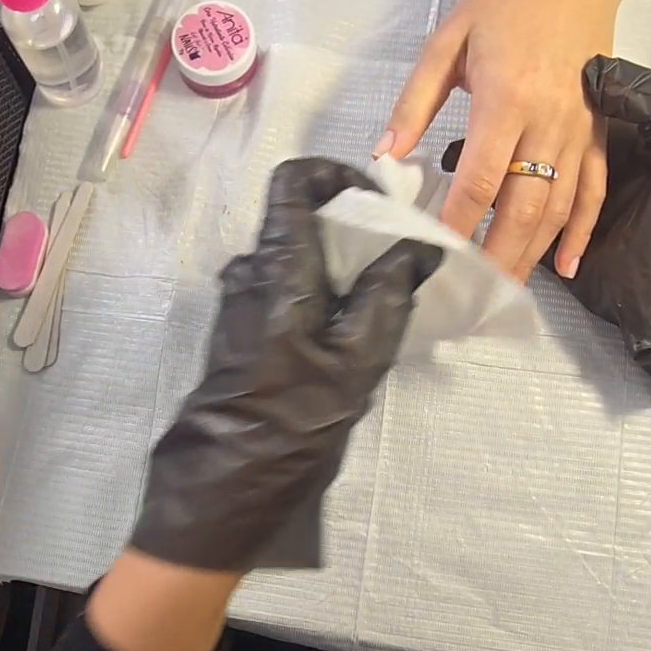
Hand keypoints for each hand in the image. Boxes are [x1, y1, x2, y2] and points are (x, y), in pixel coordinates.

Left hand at [128, 159, 442, 572]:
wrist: (231, 474)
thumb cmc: (295, 413)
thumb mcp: (358, 356)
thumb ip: (387, 293)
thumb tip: (419, 249)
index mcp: (277, 263)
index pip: (294, 180)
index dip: (337, 176)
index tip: (377, 205)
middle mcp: (250, 268)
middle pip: (301, 218)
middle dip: (353, 229)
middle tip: (397, 261)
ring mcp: (240, 297)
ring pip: (295, 254)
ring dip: (338, 265)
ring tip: (380, 299)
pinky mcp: (241, 325)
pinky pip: (284, 285)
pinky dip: (319, 291)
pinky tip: (348, 328)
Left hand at [379, 0, 612, 282]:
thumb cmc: (506, 1)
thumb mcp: (447, 40)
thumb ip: (414, 102)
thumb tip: (386, 154)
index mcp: (507, 99)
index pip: (480, 179)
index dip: (457, 224)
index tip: (436, 257)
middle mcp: (548, 123)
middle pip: (523, 206)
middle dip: (498, 257)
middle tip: (475, 295)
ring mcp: (579, 132)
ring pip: (559, 208)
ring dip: (532, 255)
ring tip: (509, 292)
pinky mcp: (596, 133)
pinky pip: (593, 191)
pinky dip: (582, 232)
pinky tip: (567, 266)